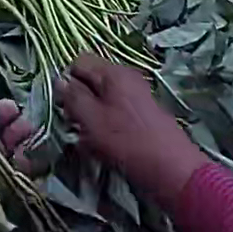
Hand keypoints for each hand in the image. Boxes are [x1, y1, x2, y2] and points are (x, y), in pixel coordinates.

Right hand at [59, 54, 209, 209]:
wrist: (173, 170)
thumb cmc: (128, 142)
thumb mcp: (92, 120)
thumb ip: (73, 97)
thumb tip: (59, 80)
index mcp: (113, 72)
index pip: (79, 61)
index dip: (67, 80)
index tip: (63, 106)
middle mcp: (126, 76)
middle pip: (91, 79)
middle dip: (79, 100)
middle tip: (75, 125)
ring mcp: (136, 94)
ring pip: (102, 96)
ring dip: (91, 115)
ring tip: (89, 140)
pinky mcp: (143, 113)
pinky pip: (115, 109)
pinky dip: (106, 123)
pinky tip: (104, 145)